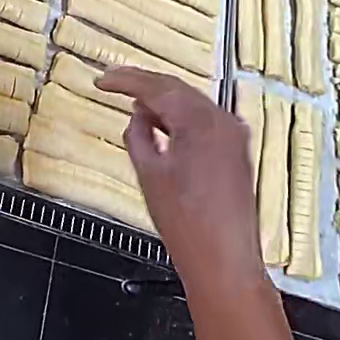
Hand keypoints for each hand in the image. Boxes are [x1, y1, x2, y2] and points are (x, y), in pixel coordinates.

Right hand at [95, 67, 265, 293]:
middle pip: (177, 88)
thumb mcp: (149, 174)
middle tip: (115, 81)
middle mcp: (222, 121)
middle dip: (144, 84)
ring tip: (134, 101)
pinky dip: (181, 116)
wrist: (223, 259)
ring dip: (163, 99)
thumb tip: (138, 116)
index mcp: (199, 122)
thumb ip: (139, 135)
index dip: (125, 80)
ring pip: (192, 102)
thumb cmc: (188, 224)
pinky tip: (163, 122)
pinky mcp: (236, 149)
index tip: (103, 80)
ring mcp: (234, 134)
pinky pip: (204, 119)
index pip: (156, 87)